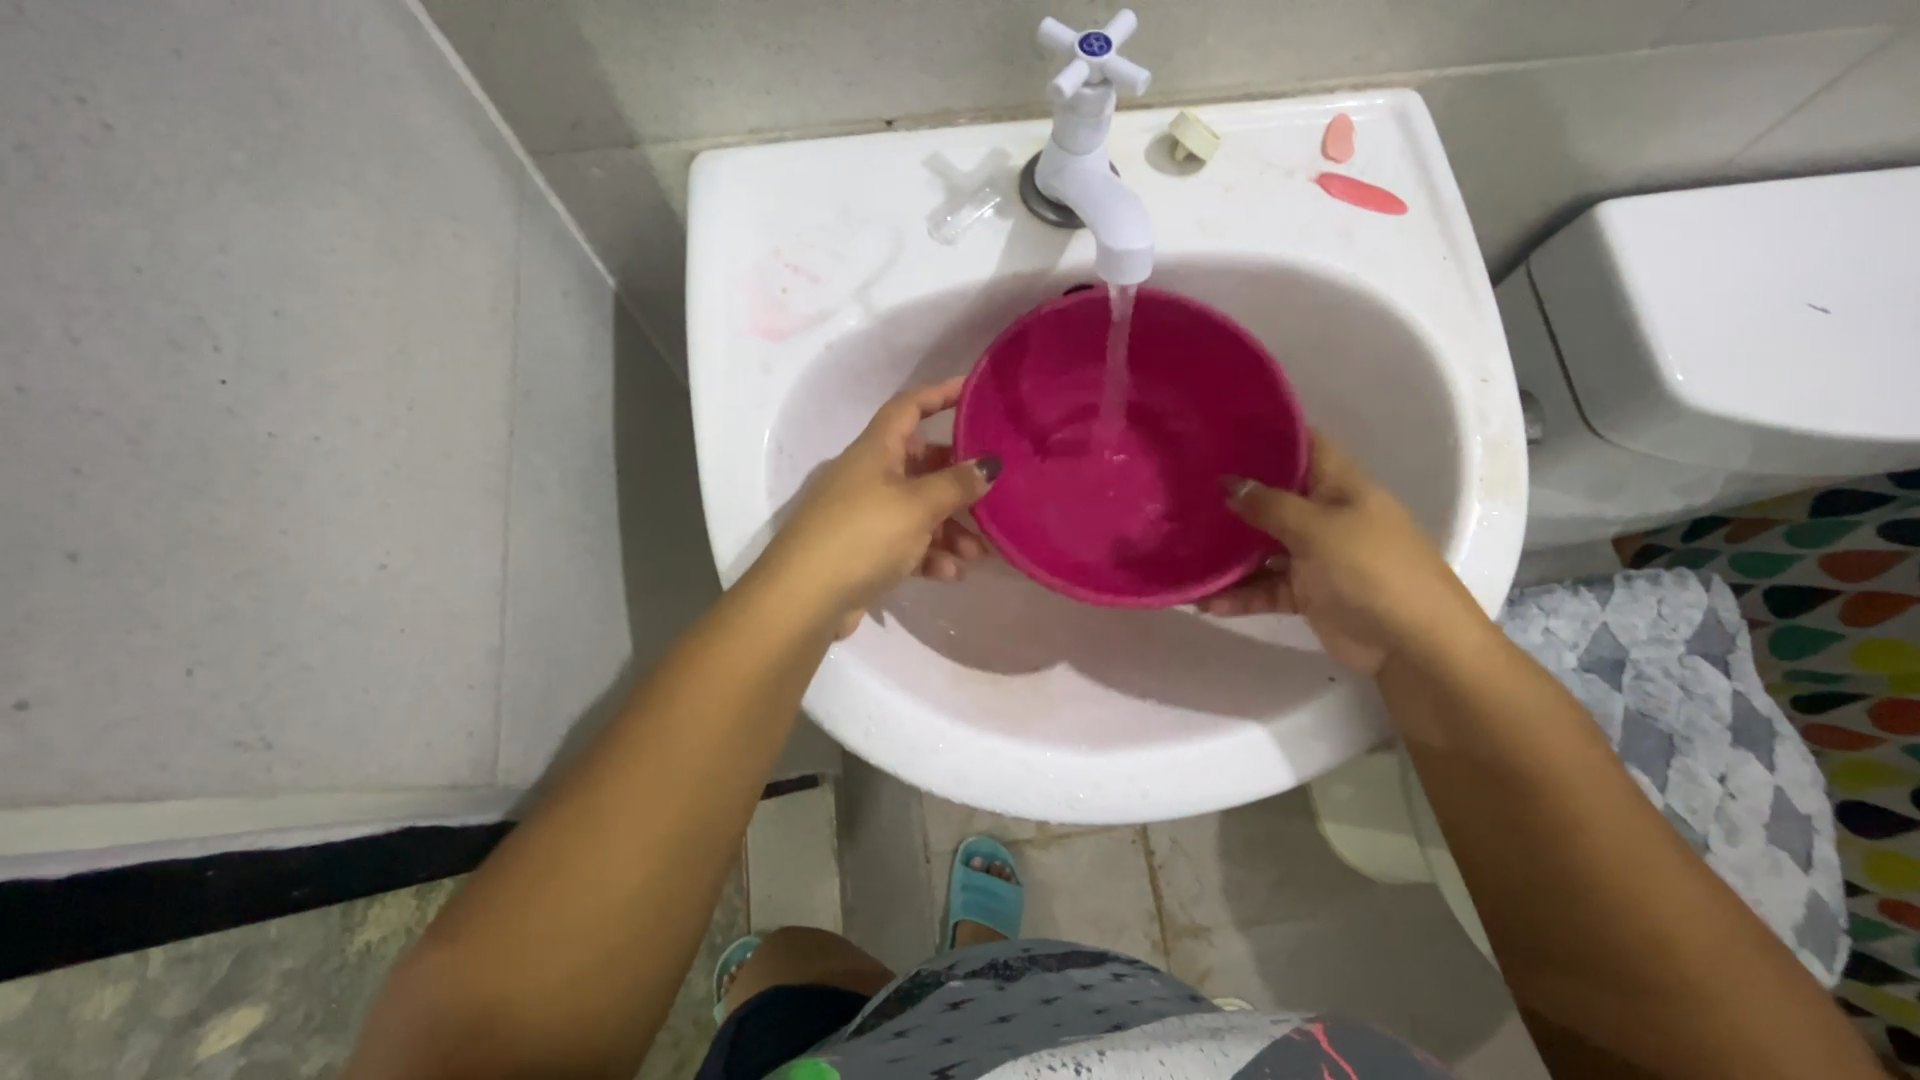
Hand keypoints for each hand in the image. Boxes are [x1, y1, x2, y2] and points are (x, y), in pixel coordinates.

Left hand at [758, 377, 999, 636]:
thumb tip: (990, 464)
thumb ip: (957, 484)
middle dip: (959, 483)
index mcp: (875, 450)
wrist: (805, 597)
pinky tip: (951, 574)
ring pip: (919, 510)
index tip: (973, 390)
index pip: (909, 407)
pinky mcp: (864, 551)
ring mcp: (864, 514)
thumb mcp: (917, 506)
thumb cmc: (863, 535)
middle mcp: (869, 475)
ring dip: (950, 529)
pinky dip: (930, 555)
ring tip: (980, 553)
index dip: (940, 394)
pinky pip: (906, 544)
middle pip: (922, 465)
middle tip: (993, 495)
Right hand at [1198, 431, 1483, 674]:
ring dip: (1227, 553)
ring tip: (1182, 551)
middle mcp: (1325, 513)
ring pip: (1263, 546)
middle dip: (1233, 494)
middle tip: (1181, 488)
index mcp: (1339, 485)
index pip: (1303, 444)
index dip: (1266, 434)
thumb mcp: (1319, 529)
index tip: (1218, 431)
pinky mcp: (1307, 592)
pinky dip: (1239, 595)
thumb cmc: (1372, 569)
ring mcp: (1316, 555)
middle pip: (1273, 496)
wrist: (1413, 642)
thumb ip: (1270, 505)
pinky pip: (1265, 587)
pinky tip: (1205, 602)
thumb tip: (1228, 483)